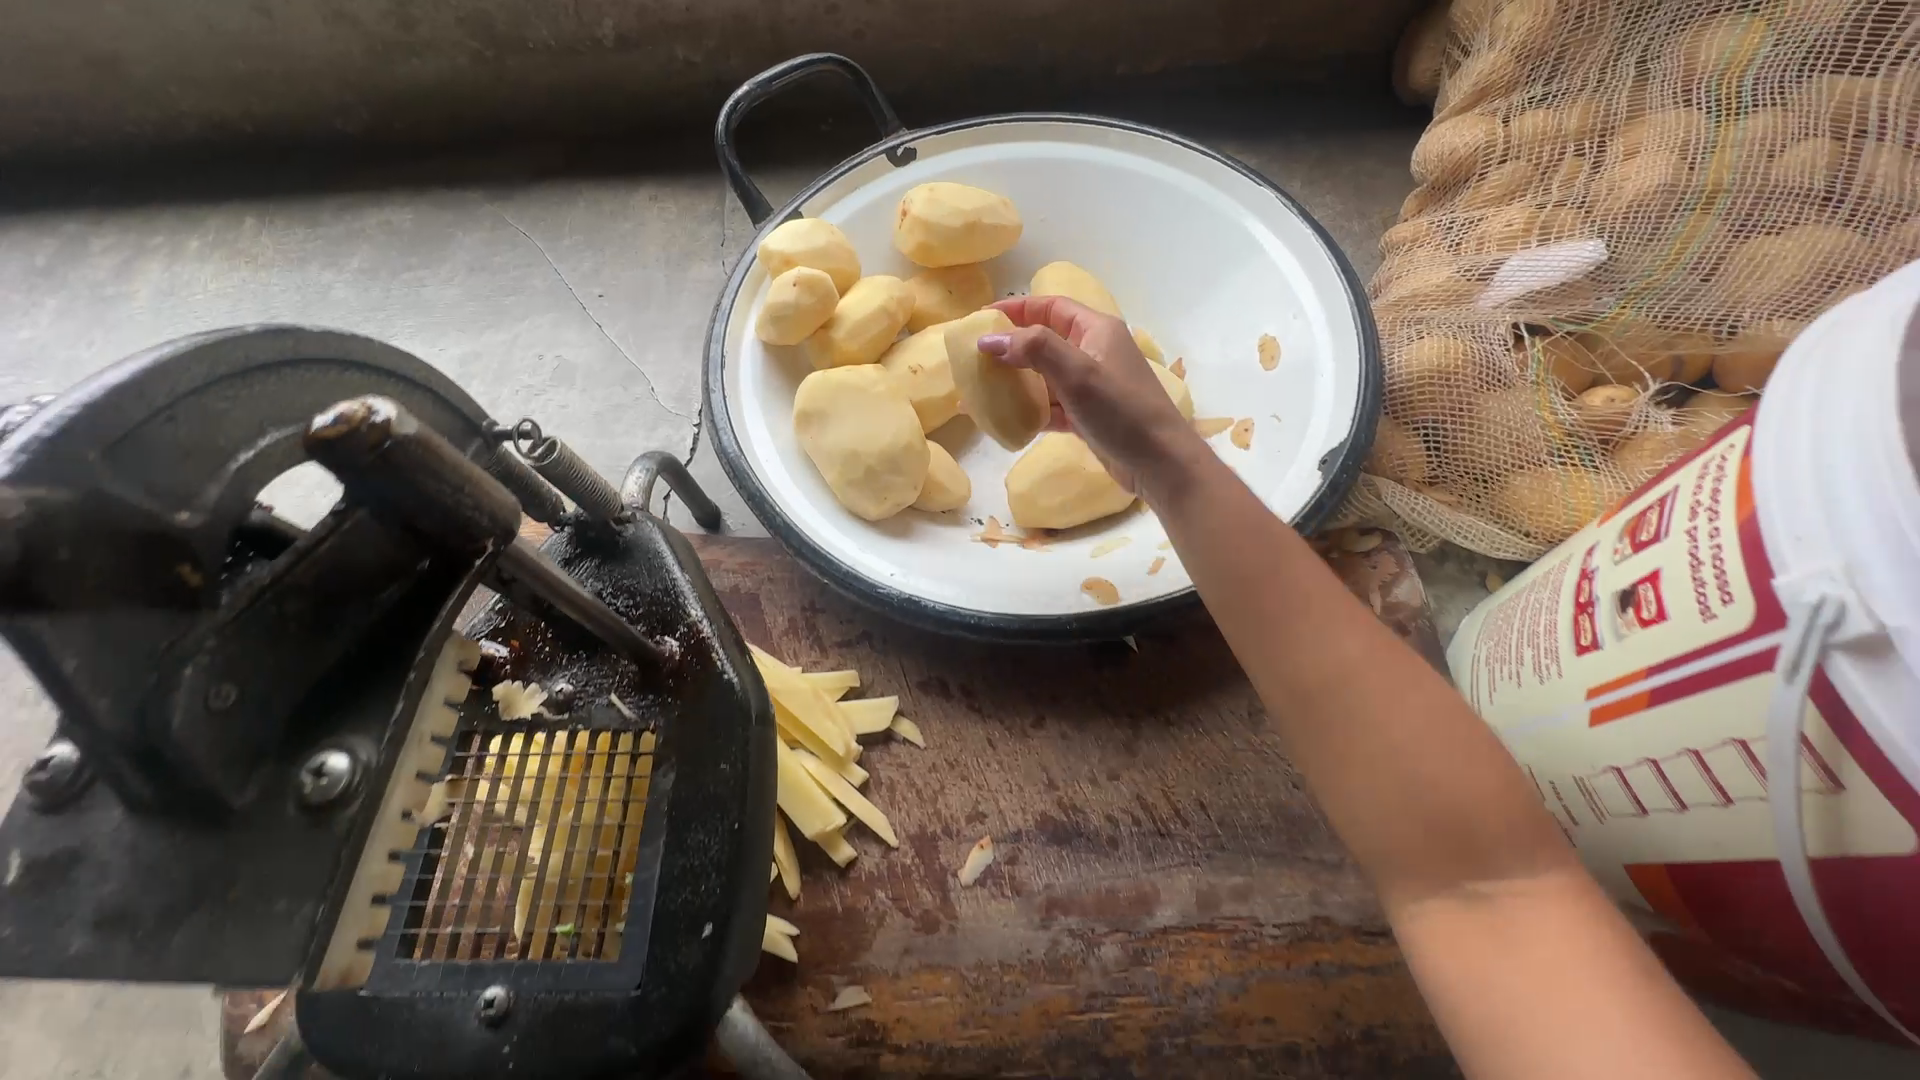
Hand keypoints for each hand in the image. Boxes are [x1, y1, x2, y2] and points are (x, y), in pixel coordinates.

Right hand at [979, 295, 1203, 500]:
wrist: (1159, 462)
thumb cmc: (1121, 410)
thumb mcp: (1077, 373)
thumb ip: (1034, 349)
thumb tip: (988, 340)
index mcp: (1096, 330)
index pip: (1050, 307)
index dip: (1015, 309)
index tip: (980, 320)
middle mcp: (1094, 352)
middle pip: (1044, 341)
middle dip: (1011, 348)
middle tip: (975, 358)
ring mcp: (1092, 386)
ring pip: (1045, 377)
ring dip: (1017, 382)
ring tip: (982, 390)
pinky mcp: (1088, 416)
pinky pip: (1052, 406)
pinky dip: (1030, 410)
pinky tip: (1006, 420)